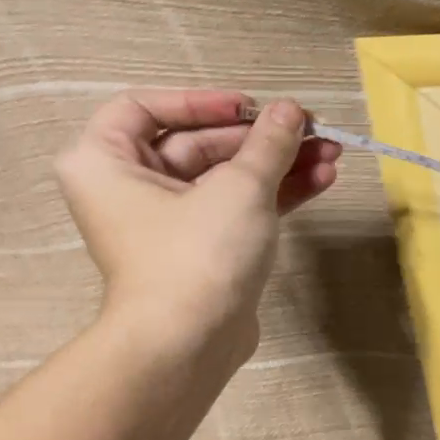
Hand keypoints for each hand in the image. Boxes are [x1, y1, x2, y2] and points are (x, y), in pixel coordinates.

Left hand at [54, 89, 340, 368]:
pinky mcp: (207, 247)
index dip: (203, 102)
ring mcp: (172, 220)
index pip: (146, 108)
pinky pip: (242, 207)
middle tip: (317, 132)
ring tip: (334, 156)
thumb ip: (269, 145)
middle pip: (200, 144)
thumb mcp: (239, 188)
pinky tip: (321, 181)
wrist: (191, 337)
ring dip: (282, 166)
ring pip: (230, 178)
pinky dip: (278, 194)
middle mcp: (130, 186)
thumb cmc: (198, 253)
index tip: (255, 108)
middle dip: (264, 139)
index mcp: (105, 160)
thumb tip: (294, 111)